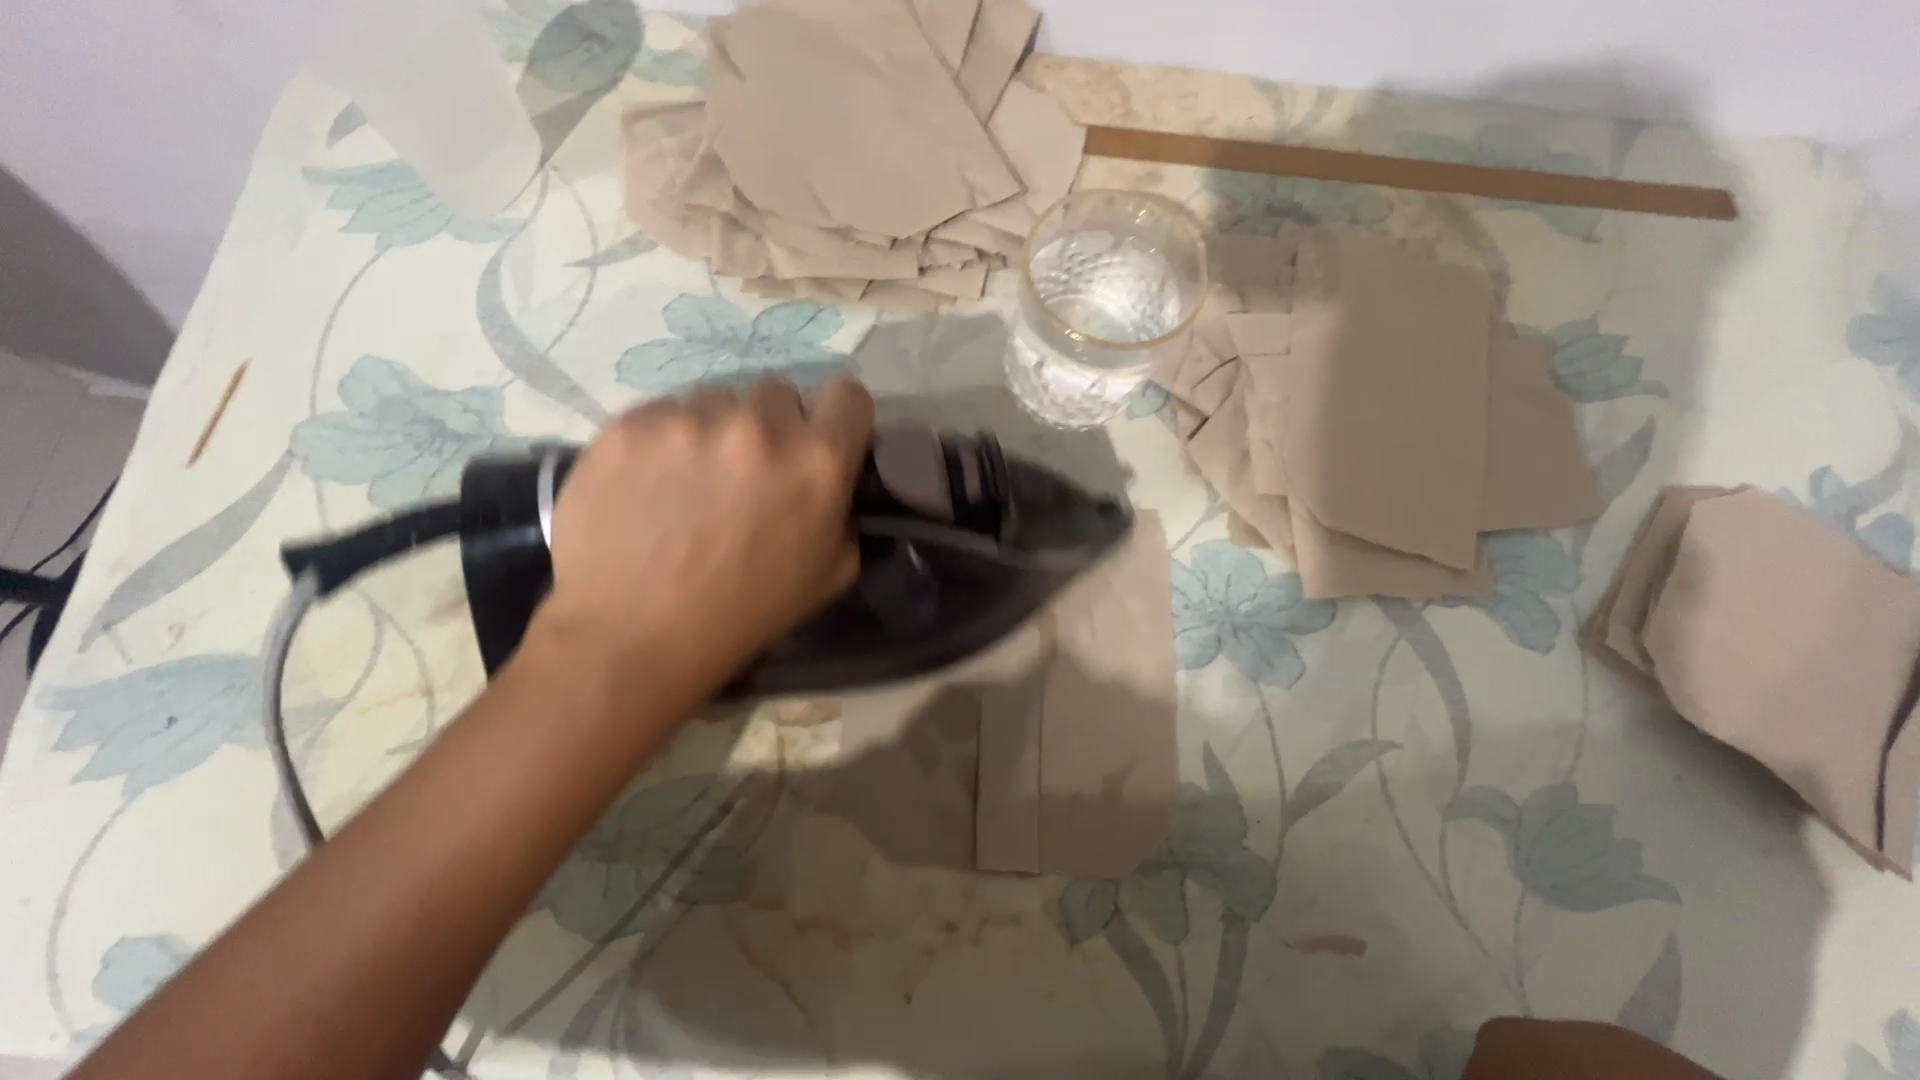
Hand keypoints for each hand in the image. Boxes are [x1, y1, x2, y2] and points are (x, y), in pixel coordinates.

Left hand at [533, 376, 874, 701]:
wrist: (633, 636)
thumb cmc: (743, 615)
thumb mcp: (829, 577)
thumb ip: (844, 516)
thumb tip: (834, 488)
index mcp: (816, 461)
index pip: (848, 396)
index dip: (838, 419)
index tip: (821, 441)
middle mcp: (758, 425)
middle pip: (778, 392)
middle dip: (772, 425)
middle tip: (750, 471)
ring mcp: (688, 418)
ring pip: (715, 400)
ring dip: (714, 431)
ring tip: (690, 482)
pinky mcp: (630, 423)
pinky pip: (661, 414)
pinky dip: (662, 441)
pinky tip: (648, 486)